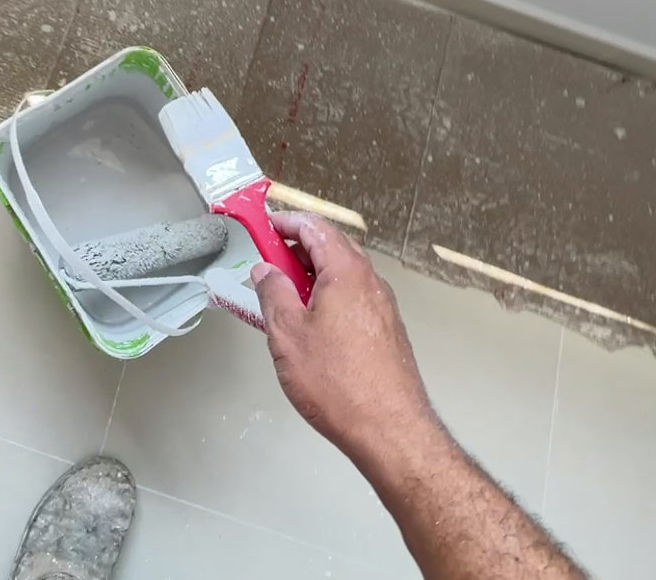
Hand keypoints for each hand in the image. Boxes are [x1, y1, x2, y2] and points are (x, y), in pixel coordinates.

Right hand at [252, 212, 438, 466]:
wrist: (391, 433)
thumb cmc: (339, 384)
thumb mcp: (287, 333)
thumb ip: (273, 292)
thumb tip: (265, 271)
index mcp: (346, 272)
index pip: (314, 226)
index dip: (285, 222)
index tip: (263, 226)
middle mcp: (370, 282)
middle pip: (332, 244)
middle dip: (297, 246)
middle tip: (269, 260)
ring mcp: (382, 306)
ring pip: (343, 272)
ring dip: (312, 272)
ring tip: (284, 294)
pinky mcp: (386, 330)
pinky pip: (353, 295)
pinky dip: (328, 293)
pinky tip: (310, 321)